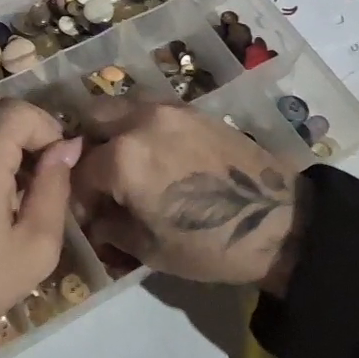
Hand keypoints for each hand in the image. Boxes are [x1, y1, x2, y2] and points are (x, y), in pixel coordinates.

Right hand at [71, 99, 301, 293]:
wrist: (280, 222)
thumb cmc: (211, 244)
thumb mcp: (151, 250)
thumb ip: (111, 228)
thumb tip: (96, 218)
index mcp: (123, 159)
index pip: (78, 171)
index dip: (78, 196)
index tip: (90, 214)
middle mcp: (139, 122)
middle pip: (91, 120)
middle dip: (88, 148)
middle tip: (101, 179)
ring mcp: (167, 109)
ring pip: (119, 107)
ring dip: (113, 131)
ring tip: (128, 164)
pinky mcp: (191, 108)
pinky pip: (149, 109)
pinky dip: (140, 126)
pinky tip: (155, 155)